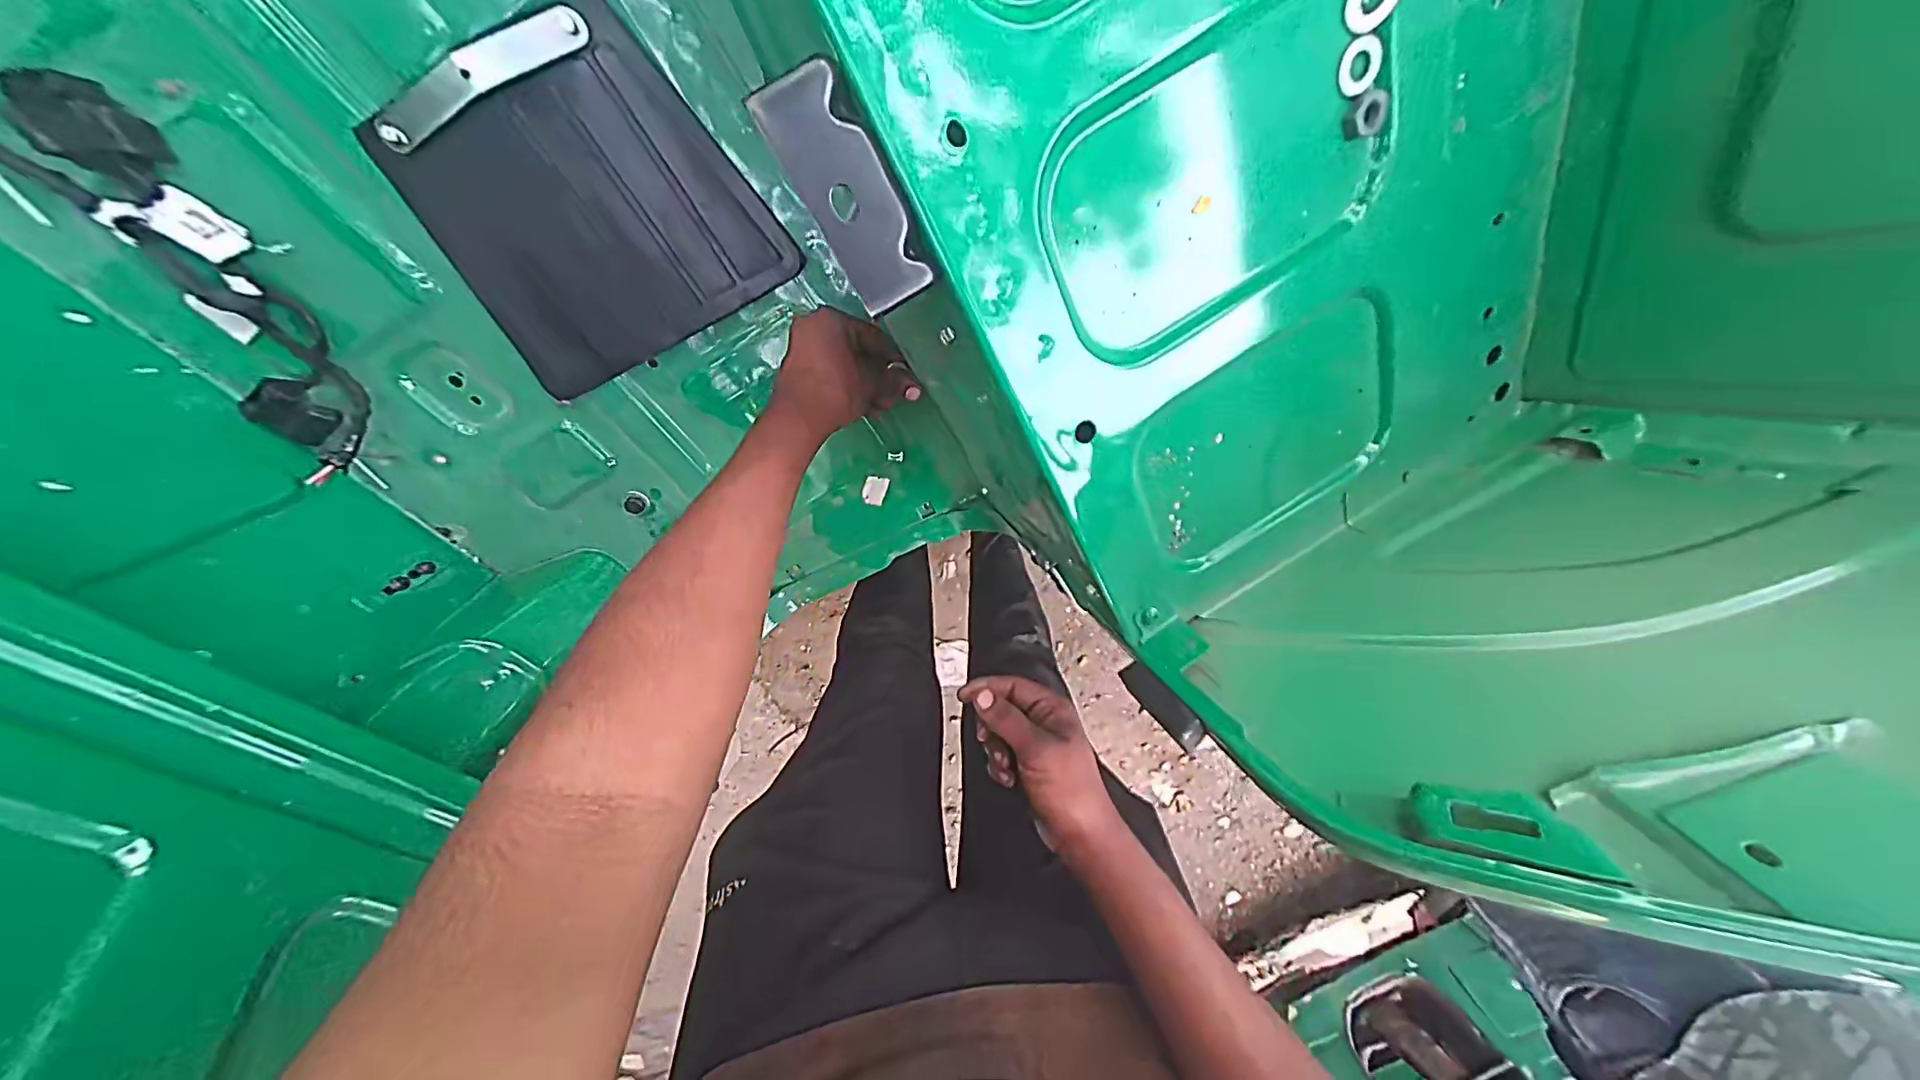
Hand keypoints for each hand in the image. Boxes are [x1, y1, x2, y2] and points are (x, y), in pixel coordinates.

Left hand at [765, 308, 919, 443]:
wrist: (799, 419)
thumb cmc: (836, 392)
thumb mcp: (873, 384)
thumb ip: (894, 381)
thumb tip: (911, 385)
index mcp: (831, 319)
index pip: (874, 335)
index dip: (893, 357)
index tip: (904, 372)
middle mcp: (813, 326)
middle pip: (856, 349)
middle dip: (877, 372)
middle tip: (893, 389)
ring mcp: (802, 347)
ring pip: (843, 362)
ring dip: (863, 381)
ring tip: (879, 401)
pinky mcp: (796, 369)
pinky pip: (830, 371)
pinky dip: (846, 384)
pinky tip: (862, 403)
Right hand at [961, 675, 1127, 853]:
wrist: (1079, 833)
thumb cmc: (1073, 791)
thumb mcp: (1035, 748)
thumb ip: (1006, 719)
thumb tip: (983, 696)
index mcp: (1052, 709)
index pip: (1012, 686)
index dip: (987, 689)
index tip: (966, 695)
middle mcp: (1044, 723)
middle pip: (1001, 709)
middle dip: (991, 728)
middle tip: (991, 741)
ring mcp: (1036, 744)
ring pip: (998, 733)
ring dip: (995, 751)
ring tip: (1006, 765)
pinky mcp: (1028, 764)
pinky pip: (1001, 754)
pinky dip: (1000, 766)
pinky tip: (1010, 777)